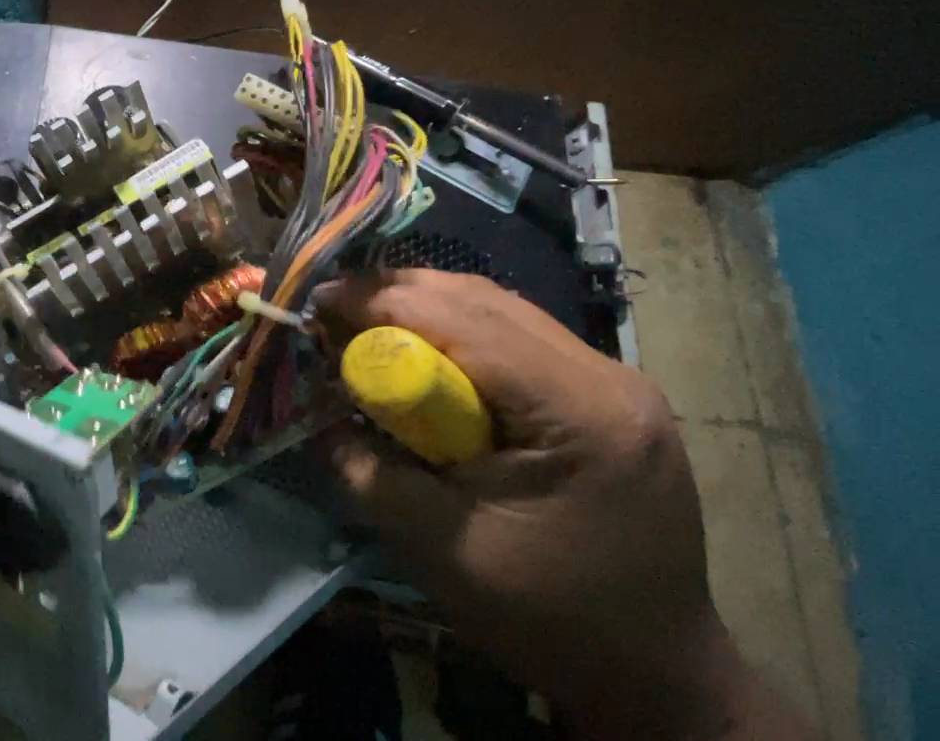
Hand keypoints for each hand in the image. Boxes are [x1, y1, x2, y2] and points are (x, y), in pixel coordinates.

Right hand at [316, 270, 806, 738]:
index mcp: (582, 414)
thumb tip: (316, 408)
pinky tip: (417, 354)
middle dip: (397, 295)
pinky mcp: (602, 399)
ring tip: (360, 323)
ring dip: (424, 309)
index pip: (467, 323)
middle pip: (484, 302)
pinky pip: (514, 341)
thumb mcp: (434, 545)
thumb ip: (366, 468)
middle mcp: (610, 379)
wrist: (653, 674)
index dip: (383, 303)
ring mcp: (614, 386)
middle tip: (330, 309)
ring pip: (500, 312)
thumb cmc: (545, 617)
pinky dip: (455, 335)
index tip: (316, 302)